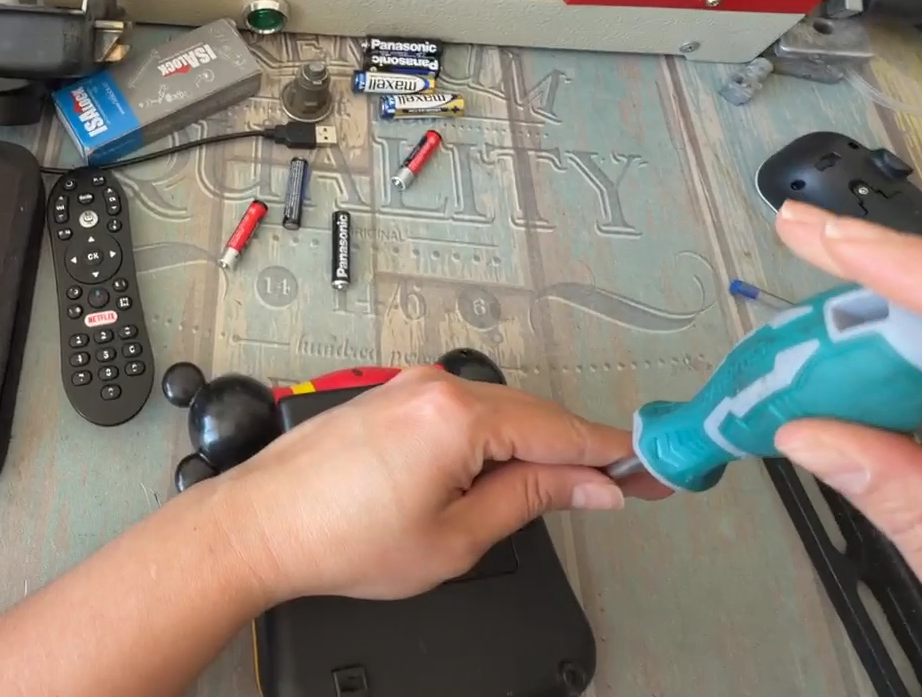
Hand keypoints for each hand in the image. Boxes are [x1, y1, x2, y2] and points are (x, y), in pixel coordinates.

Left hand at [196, 368, 664, 603]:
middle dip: (578, 450)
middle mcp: (433, 386)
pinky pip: (462, 408)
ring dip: (535, 444)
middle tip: (622, 488)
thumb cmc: (344, 536)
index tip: (656, 471)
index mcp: (457, 415)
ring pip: (497, 410)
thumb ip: (529, 499)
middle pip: (531, 414)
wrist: (265, 521)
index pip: (561, 430)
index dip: (615, 454)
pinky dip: (494, 435)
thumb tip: (588, 485)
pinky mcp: (390, 395)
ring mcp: (407, 386)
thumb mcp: (456, 536)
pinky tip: (508, 465)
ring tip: (570, 486)